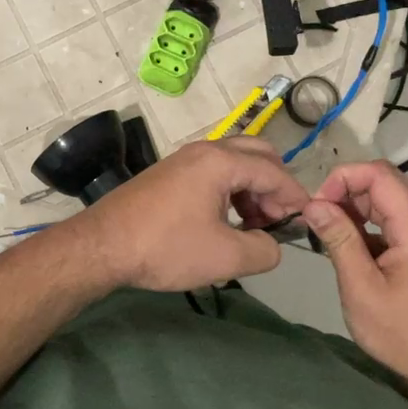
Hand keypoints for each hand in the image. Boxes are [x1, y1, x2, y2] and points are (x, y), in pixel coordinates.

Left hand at [55, 138, 309, 292]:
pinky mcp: (168, 175)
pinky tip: (223, 222)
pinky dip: (229, 190)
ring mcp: (182, 160)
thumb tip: (271, 244)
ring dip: (251, 188)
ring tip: (250, 226)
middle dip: (274, 184)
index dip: (295, 197)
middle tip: (275, 220)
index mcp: (220, 161)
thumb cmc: (166, 248)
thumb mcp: (226, 257)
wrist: (102, 246)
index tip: (305, 222)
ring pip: (233, 162)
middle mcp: (203, 151)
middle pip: (256, 154)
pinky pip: (212, 172)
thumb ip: (264, 250)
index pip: (274, 171)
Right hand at [302, 161, 407, 401]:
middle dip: (346, 191)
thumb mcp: (361, 288)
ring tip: (325, 233)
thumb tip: (313, 204)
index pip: (379, 174)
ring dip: (354, 208)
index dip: (343, 178)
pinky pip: (393, 223)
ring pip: (388, 202)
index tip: (316, 205)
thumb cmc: (402, 335)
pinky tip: (345, 249)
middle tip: (316, 219)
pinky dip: (366, 226)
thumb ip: (339, 240)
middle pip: (385, 183)